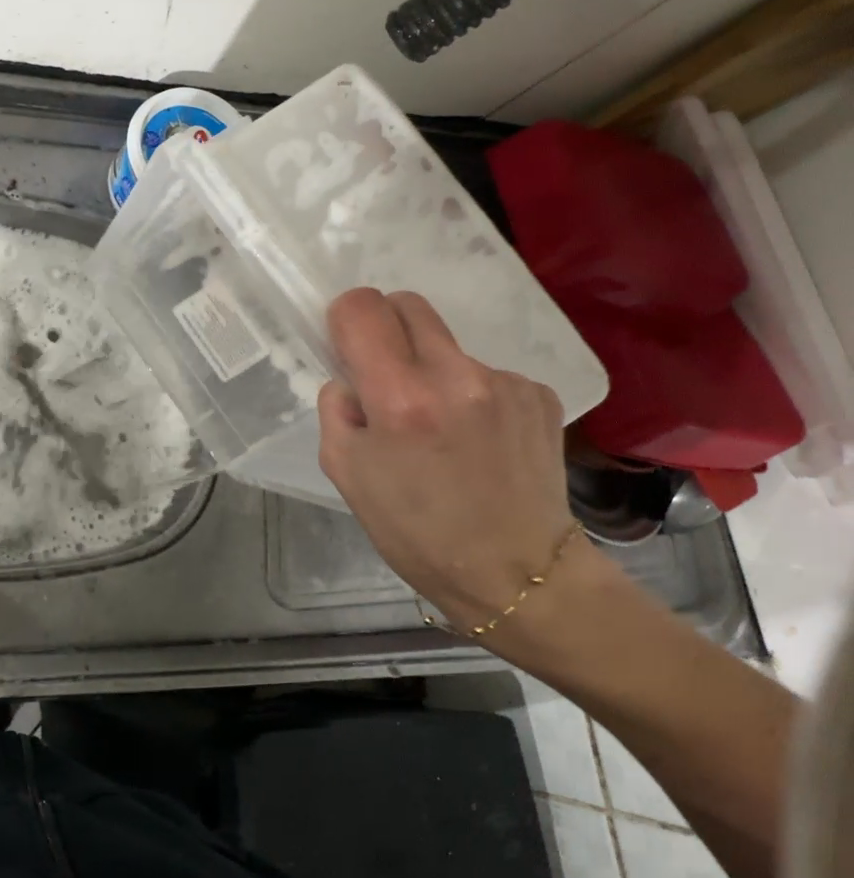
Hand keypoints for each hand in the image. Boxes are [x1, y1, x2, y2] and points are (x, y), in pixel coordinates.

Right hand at [317, 289, 580, 632]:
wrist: (515, 572)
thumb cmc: (413, 530)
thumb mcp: (344, 471)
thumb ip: (338, 411)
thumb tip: (352, 381)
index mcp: (399, 398)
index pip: (363, 310)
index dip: (345, 317)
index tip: (344, 344)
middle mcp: (456, 377)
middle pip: (409, 305)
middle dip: (385, 326)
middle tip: (382, 373)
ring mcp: (505, 383)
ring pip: (447, 345)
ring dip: (429, 369)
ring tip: (437, 426)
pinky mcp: (539, 395)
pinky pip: (485, 373)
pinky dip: (468, 394)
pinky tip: (473, 438)